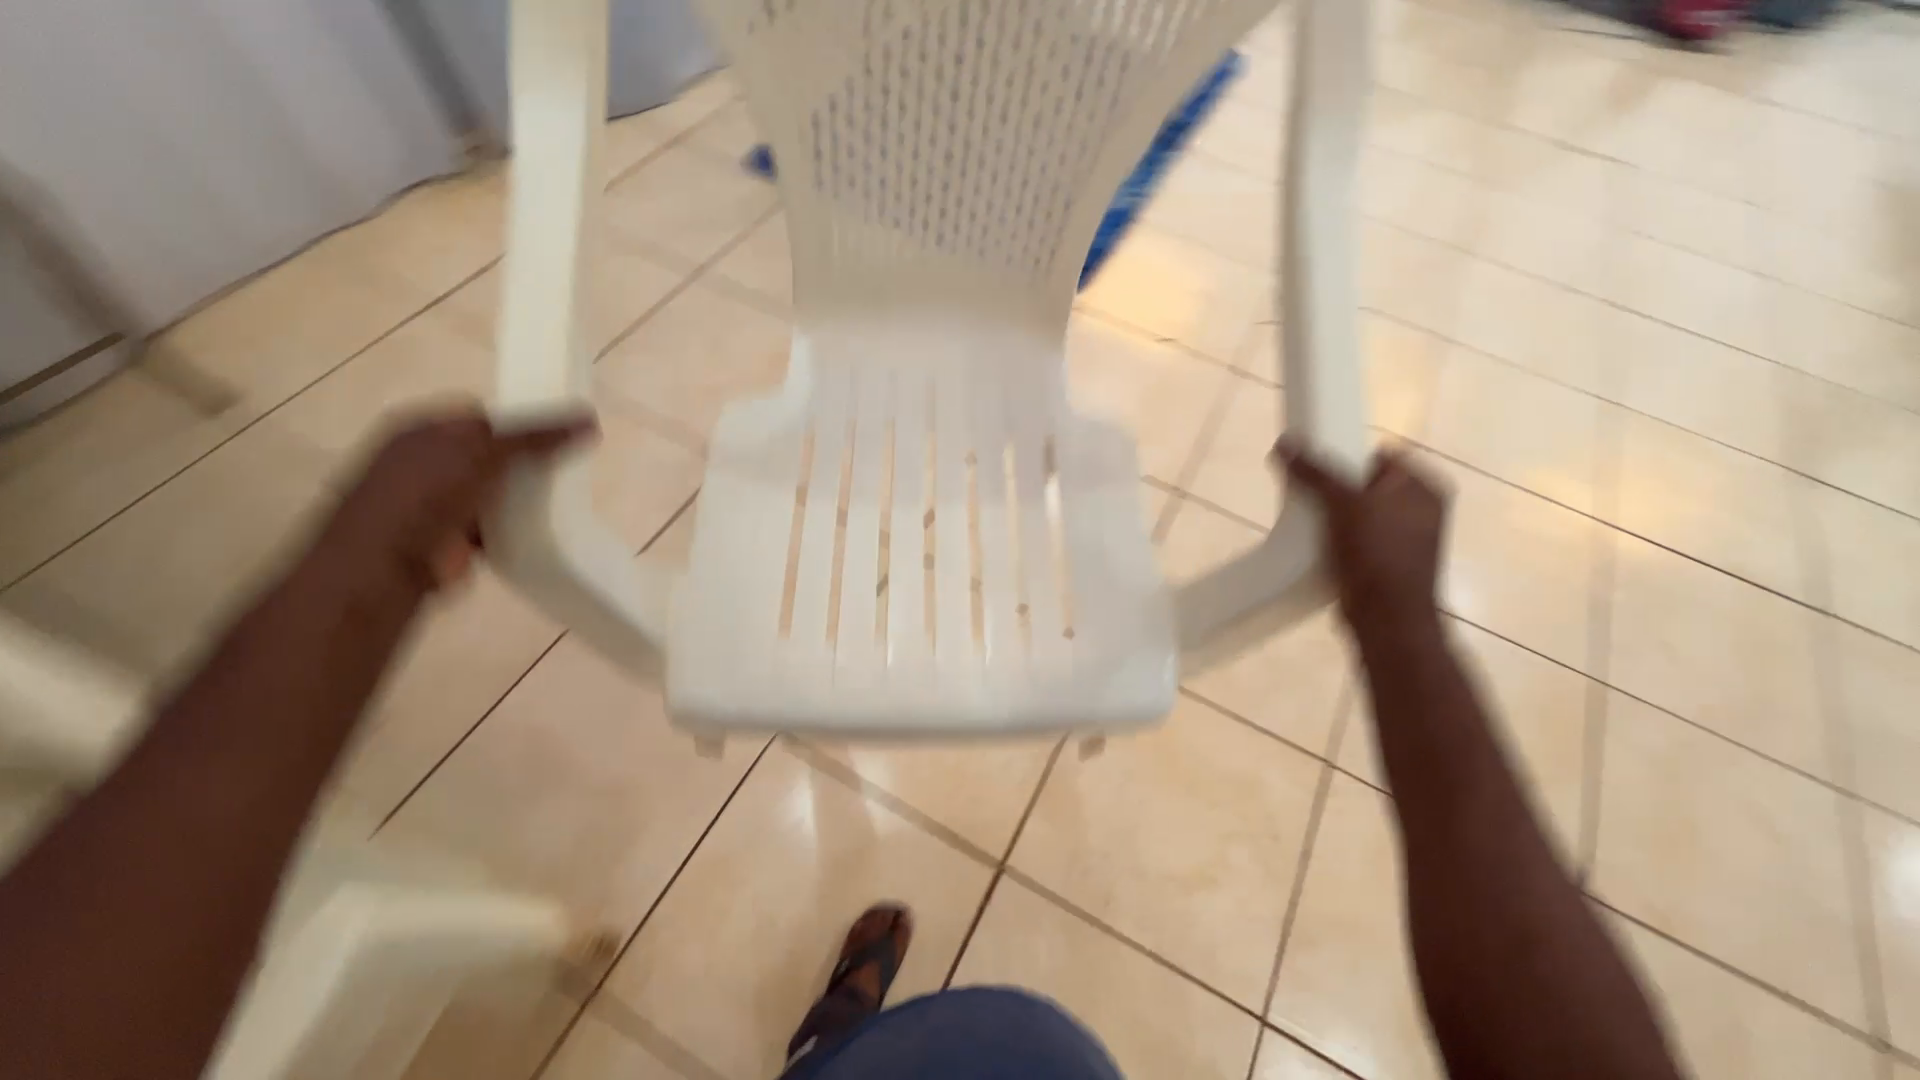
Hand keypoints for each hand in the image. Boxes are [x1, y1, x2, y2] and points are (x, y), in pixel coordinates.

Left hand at [318, 407, 595, 592]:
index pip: (480, 416)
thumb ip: (536, 437)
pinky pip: (490, 527)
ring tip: (557, 498)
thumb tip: (588, 419)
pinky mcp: (447, 539)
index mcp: (422, 428)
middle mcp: (423, 461)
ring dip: (517, 498)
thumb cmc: (427, 492)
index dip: (516, 424)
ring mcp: (433, 502)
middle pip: (488, 454)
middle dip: (520, 463)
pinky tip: (536, 530)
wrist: (387, 563)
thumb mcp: (486, 451)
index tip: (551, 437)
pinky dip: (509, 529)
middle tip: (559, 468)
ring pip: (490, 492)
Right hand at [1274, 437, 1448, 631]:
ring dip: (1333, 517)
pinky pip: (1357, 540)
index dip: (1345, 458)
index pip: (1379, 456)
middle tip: (1305, 494)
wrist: (1387, 618)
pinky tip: (1316, 544)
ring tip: (1306, 519)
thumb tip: (1285, 442)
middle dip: (1334, 489)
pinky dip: (1338, 540)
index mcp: (1425, 487)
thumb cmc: (1376, 553)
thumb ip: (1314, 472)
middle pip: (1365, 484)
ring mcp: (1406, 539)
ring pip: (1359, 514)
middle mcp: (1422, 509)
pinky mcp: (1388, 564)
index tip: (1316, 470)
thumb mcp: (1343, 503)